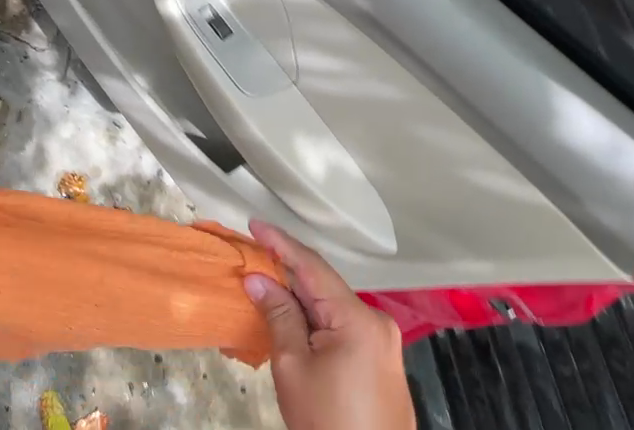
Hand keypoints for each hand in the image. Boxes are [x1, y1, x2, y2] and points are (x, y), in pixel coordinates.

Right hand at [243, 219, 414, 429]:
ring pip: (331, 308)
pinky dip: (313, 320)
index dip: (280, 243)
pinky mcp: (381, 365)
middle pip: (323, 286)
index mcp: (358, 319)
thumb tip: (258, 279)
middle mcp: (377, 324)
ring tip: (263, 285)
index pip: (312, 267)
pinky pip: (341, 328)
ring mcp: (383, 346)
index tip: (253, 224)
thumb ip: (277, 314)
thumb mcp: (292, 365)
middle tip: (251, 258)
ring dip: (298, 298)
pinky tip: (289, 318)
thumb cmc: (326, 419)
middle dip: (286, 272)